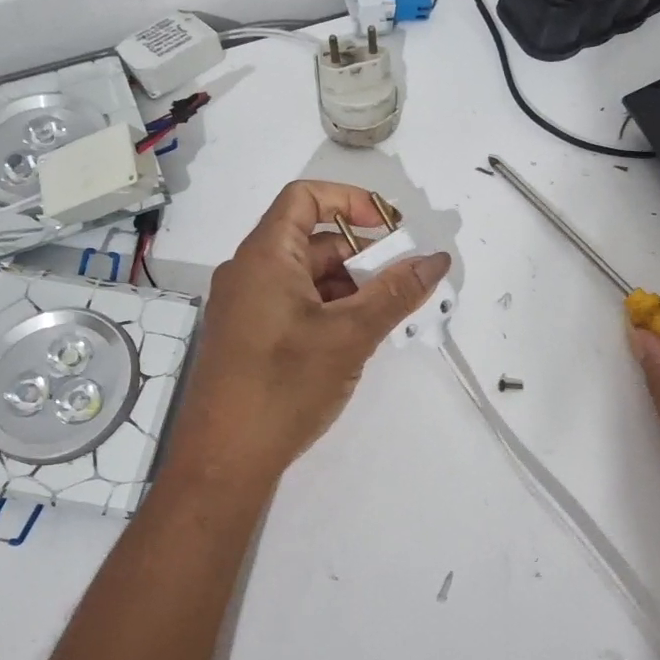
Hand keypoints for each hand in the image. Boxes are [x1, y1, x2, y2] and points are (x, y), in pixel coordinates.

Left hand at [164, 181, 450, 487]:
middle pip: (311, 240)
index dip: (351, 201)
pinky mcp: (247, 336)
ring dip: (348, 287)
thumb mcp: (350, 335)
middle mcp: (249, 271)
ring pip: (306, 276)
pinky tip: (353, 342)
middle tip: (401, 284)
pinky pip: (293, 303)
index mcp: (265, 255)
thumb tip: (436, 259)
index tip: (391, 228)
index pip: (305, 198)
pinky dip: (328, 310)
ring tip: (383, 319)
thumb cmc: (284, 386)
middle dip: (361, 256)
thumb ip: (396, 292)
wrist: (223, 460)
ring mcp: (245, 306)